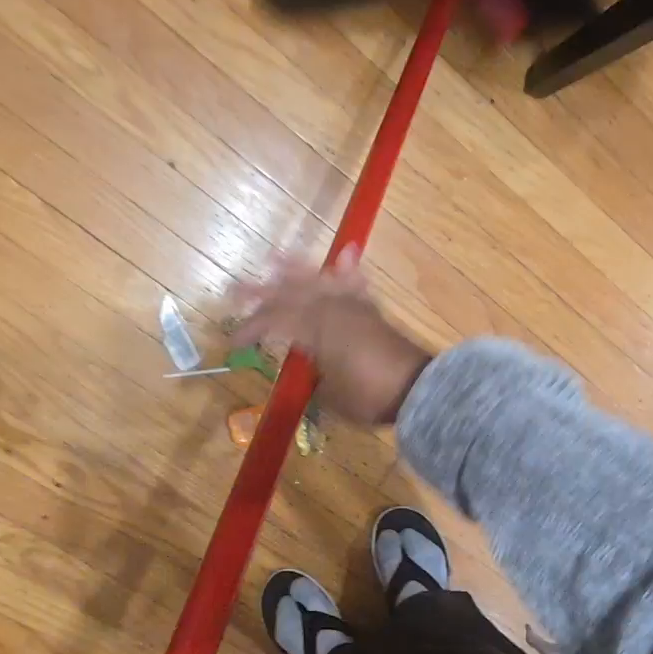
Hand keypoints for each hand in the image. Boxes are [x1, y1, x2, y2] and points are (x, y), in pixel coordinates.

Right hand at [229, 248, 432, 424]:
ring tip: (275, 256)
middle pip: (289, 293)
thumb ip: (314, 374)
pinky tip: (345, 256)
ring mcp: (353, 306)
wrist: (419, 390)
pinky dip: (346, 271)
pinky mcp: (371, 312)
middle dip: (259, 292)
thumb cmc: (370, 398)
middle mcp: (331, 309)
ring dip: (295, 268)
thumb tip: (309, 365)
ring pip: (318, 280)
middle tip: (233, 288)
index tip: (233, 341)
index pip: (274, 322)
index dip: (251, 329)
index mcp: (315, 329)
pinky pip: (354, 285)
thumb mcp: (332, 396)